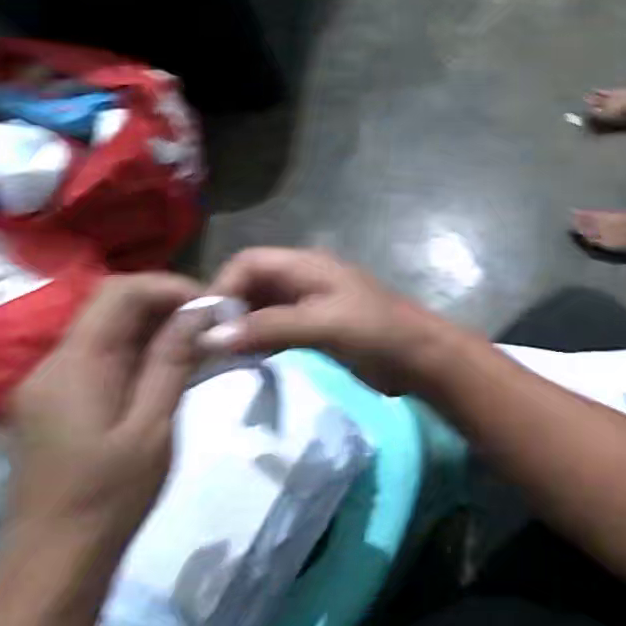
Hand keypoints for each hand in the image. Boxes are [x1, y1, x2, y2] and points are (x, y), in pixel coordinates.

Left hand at [5, 273, 209, 542]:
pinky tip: (163, 377)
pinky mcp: (51, 406)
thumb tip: (197, 311)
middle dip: (163, 307)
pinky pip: (95, 362)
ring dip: (150, 332)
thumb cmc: (109, 497)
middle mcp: (53, 363)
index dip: (168, 287)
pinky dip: (133, 356)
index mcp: (75, 363)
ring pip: (103, 335)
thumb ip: (171, 363)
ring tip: (196, 349)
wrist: (52, 562)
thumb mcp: (152, 428)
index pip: (120, 292)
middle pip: (108, 308)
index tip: (212, 306)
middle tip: (211, 328)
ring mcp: (47, 385)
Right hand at [203, 248, 468, 393]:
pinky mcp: (317, 329)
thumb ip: (269, 327)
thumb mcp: (322, 325)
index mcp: (305, 264)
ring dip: (241, 328)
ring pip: (261, 308)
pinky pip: (276, 329)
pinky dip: (259, 341)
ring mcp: (311, 304)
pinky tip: (249, 362)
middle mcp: (303, 278)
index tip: (203, 326)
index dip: (221, 287)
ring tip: (221, 358)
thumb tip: (209, 337)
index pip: (247, 263)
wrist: (422, 359)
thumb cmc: (376, 333)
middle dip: (227, 309)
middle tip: (206, 346)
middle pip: (251, 284)